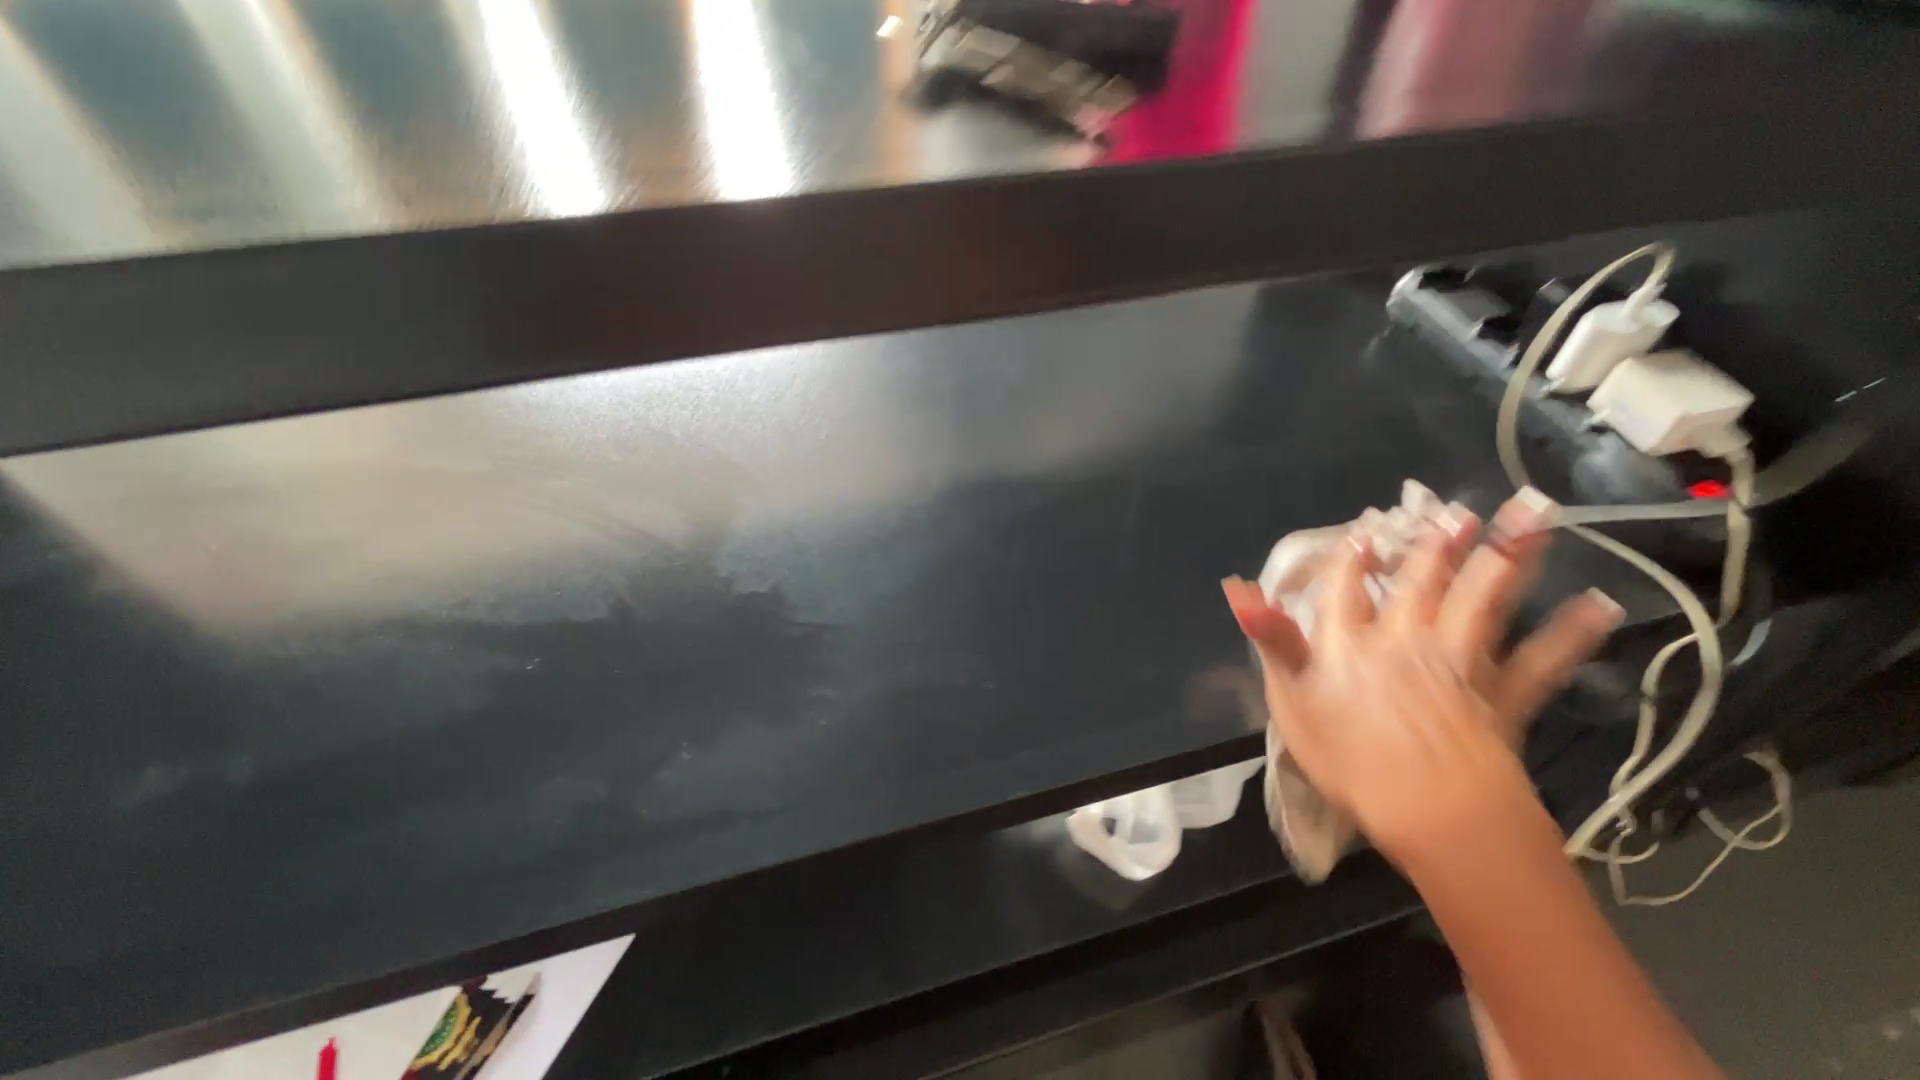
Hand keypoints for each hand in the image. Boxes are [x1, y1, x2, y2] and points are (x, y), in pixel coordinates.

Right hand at [1222, 491, 1622, 863]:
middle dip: (1438, 542)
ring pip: (1484, 599)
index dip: (1351, 562)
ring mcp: (1462, 661)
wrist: (1433, 809)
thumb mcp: (1290, 700)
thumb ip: (1272, 641)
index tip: (1363, 533)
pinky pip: (1542, 658)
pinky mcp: (1504, 693)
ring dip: (1508, 556)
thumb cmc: (1350, 760)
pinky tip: (1600, 603)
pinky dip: (1572, 632)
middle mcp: (1409, 638)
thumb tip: (1239, 590)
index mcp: (1353, 642)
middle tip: (1456, 508)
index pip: (1347, 591)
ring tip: (1532, 514)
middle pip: (1423, 582)